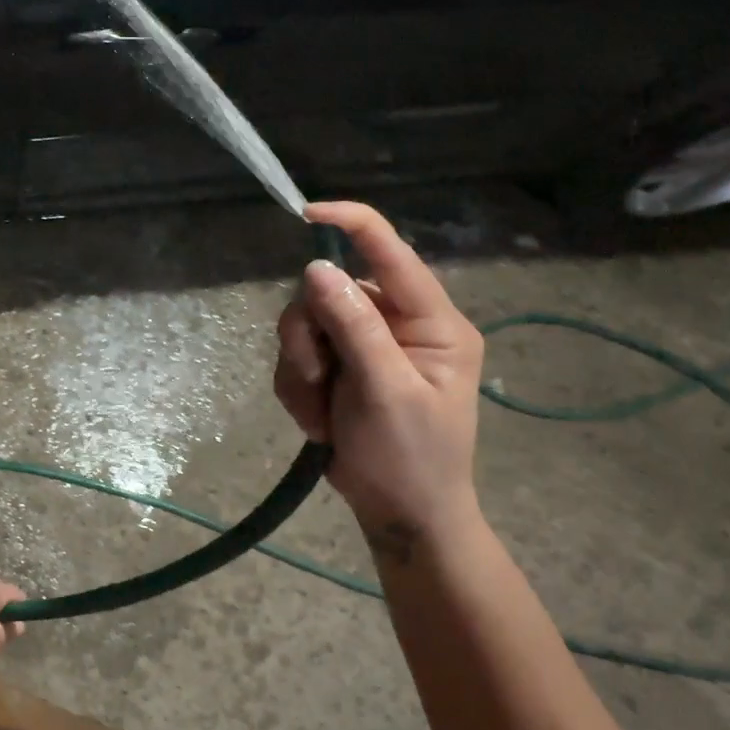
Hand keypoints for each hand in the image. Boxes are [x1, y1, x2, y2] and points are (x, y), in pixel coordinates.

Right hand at [273, 201, 485, 545]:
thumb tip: (317, 268)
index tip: (307, 214)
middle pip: (328, 292)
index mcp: (433, 322)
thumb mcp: (385, 391)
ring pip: (303, 324)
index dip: (352, 224)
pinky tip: (318, 420)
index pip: (392, 254)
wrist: (401, 516)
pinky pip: (296, 354)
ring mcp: (366, 345)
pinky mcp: (339, 366)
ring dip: (300, 368)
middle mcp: (399, 324)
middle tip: (316, 378)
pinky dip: (298, 387)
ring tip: (319, 412)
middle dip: (308, 336)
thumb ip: (354, 326)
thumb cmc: (411, 457)